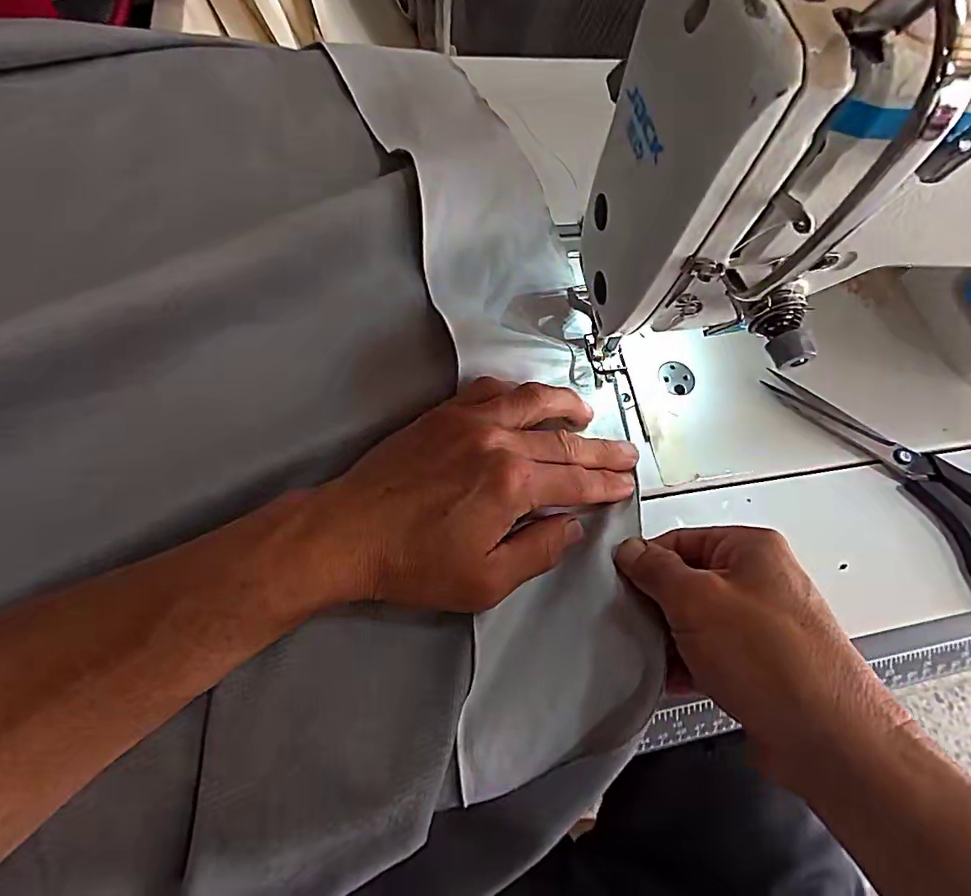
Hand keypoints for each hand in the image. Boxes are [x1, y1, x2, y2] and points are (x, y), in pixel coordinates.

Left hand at [306, 377, 637, 612]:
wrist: (348, 532)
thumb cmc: (409, 560)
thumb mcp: (486, 580)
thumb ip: (538, 551)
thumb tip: (568, 529)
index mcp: (511, 484)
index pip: (575, 481)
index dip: (605, 483)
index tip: (621, 483)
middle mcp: (495, 443)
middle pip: (564, 440)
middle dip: (601, 449)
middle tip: (622, 453)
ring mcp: (468, 422)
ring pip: (532, 401)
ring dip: (566, 404)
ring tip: (586, 409)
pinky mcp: (443, 415)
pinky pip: (490, 390)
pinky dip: (516, 389)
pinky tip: (525, 396)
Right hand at [614, 527, 909, 782]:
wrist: (826, 740)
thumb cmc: (777, 662)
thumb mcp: (695, 600)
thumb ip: (655, 570)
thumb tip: (633, 552)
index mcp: (753, 548)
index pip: (682, 539)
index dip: (648, 559)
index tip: (623, 580)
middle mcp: (763, 580)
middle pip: (690, 580)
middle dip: (660, 604)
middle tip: (638, 620)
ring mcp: (766, 624)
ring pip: (700, 620)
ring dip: (674, 638)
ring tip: (656, 654)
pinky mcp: (764, 664)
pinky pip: (716, 653)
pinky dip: (692, 663)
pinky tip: (675, 679)